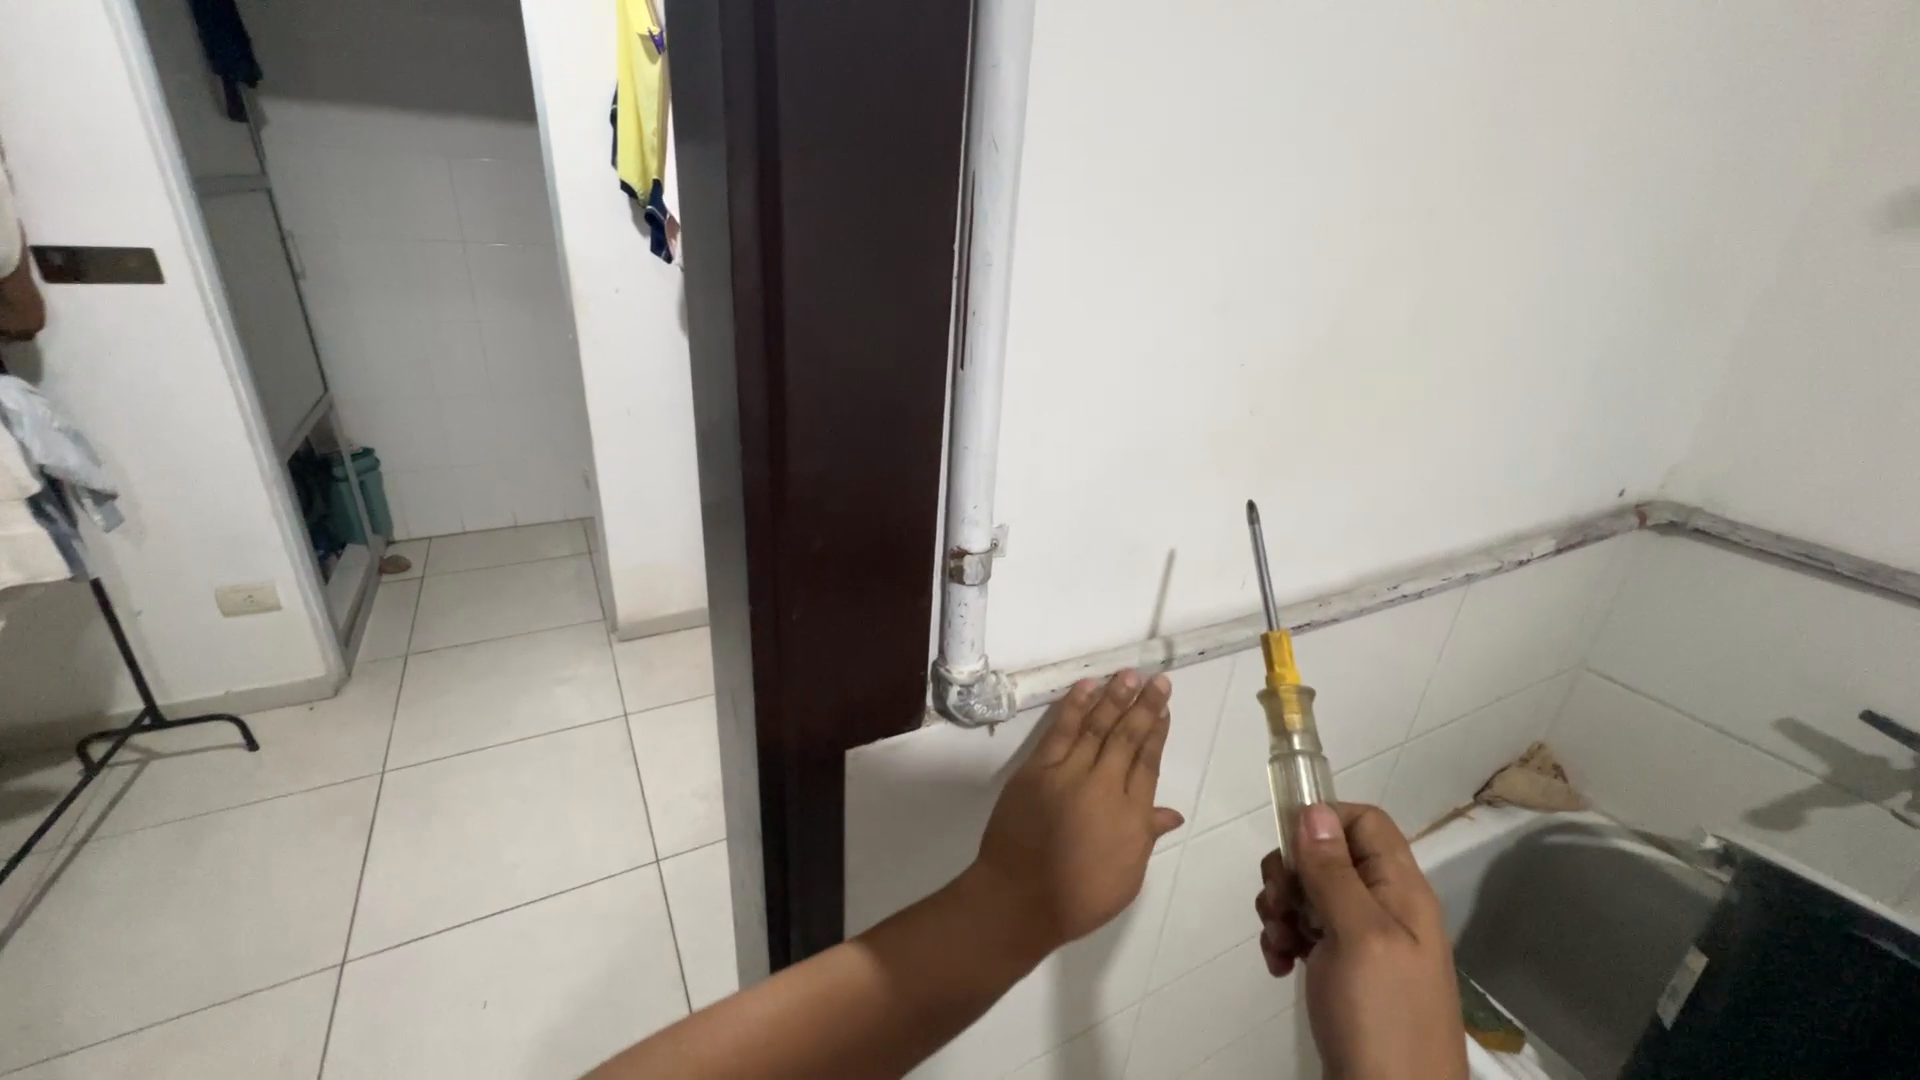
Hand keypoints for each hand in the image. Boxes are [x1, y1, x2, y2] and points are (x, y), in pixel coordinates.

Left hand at [965, 672, 1184, 958]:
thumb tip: (1171, 813)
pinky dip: (1074, 708)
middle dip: (1143, 706)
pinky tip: (1087, 689)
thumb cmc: (1078, 898)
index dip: (1157, 732)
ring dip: (1113, 698)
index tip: (1164, 707)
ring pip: (1096, 728)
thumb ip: (1146, 836)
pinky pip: (1059, 732)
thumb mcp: (1127, 876)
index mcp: (1130, 816)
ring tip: (1128, 675)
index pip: (1148, 763)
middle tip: (1156, 680)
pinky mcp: (1036, 770)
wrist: (1019, 899)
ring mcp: (1068, 774)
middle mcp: (1103, 787)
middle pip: (1127, 738)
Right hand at [1255, 803, 1465, 1079]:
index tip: (1290, 848)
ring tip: (1278, 942)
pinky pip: (1305, 931)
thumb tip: (1314, 809)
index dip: (1323, 822)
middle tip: (1280, 904)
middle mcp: (1385, 907)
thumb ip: (1334, 871)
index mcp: (1400, 890)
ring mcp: (1365, 940)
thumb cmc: (1380, 1016)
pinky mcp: (1345, 969)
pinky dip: (1284, 939)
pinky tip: (1279, 964)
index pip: (1364, 821)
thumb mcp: (1358, 936)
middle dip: (1290, 872)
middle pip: (1327, 855)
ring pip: (1309, 892)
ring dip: (1282, 908)